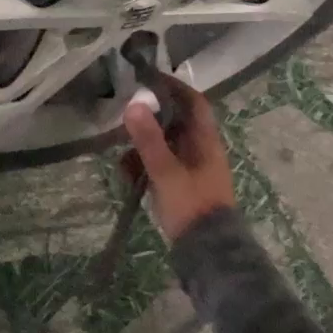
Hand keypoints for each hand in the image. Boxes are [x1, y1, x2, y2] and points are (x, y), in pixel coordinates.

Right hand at [119, 70, 234, 241]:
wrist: (209, 254)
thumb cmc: (192, 207)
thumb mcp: (166, 172)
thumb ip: (149, 139)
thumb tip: (134, 104)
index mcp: (205, 142)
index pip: (193, 103)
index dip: (173, 87)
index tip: (148, 79)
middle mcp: (201, 151)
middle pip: (175, 123)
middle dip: (149, 121)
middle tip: (125, 120)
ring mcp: (192, 170)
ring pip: (165, 146)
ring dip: (142, 148)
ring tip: (123, 157)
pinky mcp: (182, 188)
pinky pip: (160, 167)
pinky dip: (144, 167)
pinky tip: (127, 176)